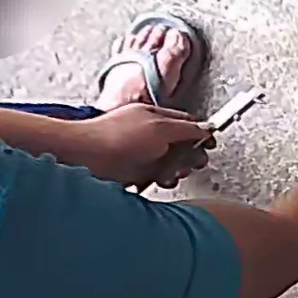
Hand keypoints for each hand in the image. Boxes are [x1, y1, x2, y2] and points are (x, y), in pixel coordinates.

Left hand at [75, 103, 212, 187]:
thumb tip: (206, 128)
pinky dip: (163, 180)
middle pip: (185, 146)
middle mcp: (151, 135)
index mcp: (155, 117)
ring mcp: (145, 154)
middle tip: (190, 161)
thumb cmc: (115, 137)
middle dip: (191, 156)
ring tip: (169, 172)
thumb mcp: (160, 126)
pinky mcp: (139, 172)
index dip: (202, 133)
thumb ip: (187, 128)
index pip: (188, 123)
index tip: (209, 143)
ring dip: (177, 171)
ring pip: (175, 164)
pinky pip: (161, 177)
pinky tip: (158, 179)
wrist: (87, 159)